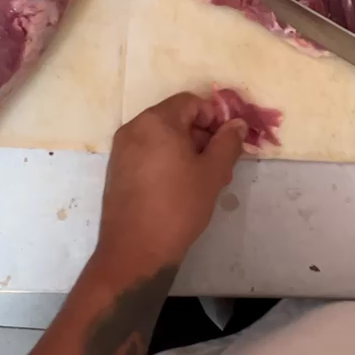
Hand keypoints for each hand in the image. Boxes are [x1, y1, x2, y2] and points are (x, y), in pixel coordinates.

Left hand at [92, 92, 248, 280]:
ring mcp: (122, 149)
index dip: (215, 117)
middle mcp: (134, 128)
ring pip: (163, 137)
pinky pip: (148, 152)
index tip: (229, 142)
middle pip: (176, 118)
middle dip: (203, 136)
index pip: (191, 102)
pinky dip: (168, 160)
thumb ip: (228, 142)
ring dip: (187, 150)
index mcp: (156, 121)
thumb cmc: (177, 207)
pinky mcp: (117, 169)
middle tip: (222, 165)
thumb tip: (237, 123)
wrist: (134, 252)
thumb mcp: (212, 173)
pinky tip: (182, 187)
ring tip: (206, 180)